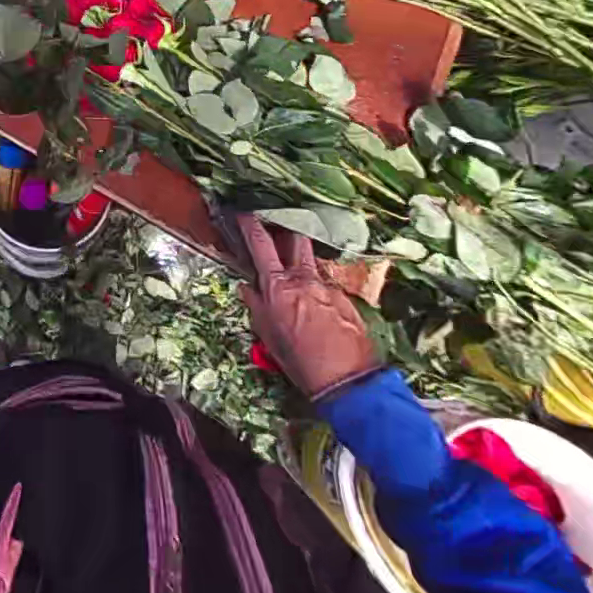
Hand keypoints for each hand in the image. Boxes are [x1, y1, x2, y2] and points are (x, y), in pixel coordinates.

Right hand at [237, 214, 382, 399]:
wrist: (346, 378)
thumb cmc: (301, 362)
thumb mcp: (269, 336)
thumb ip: (257, 307)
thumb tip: (247, 289)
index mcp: (278, 287)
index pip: (261, 244)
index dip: (251, 225)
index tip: (246, 214)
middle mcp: (303, 278)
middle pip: (294, 238)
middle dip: (285, 227)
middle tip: (278, 223)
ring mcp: (326, 284)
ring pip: (310, 260)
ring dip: (301, 257)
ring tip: (296, 267)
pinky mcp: (343, 295)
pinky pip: (325, 282)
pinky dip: (316, 286)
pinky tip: (317, 304)